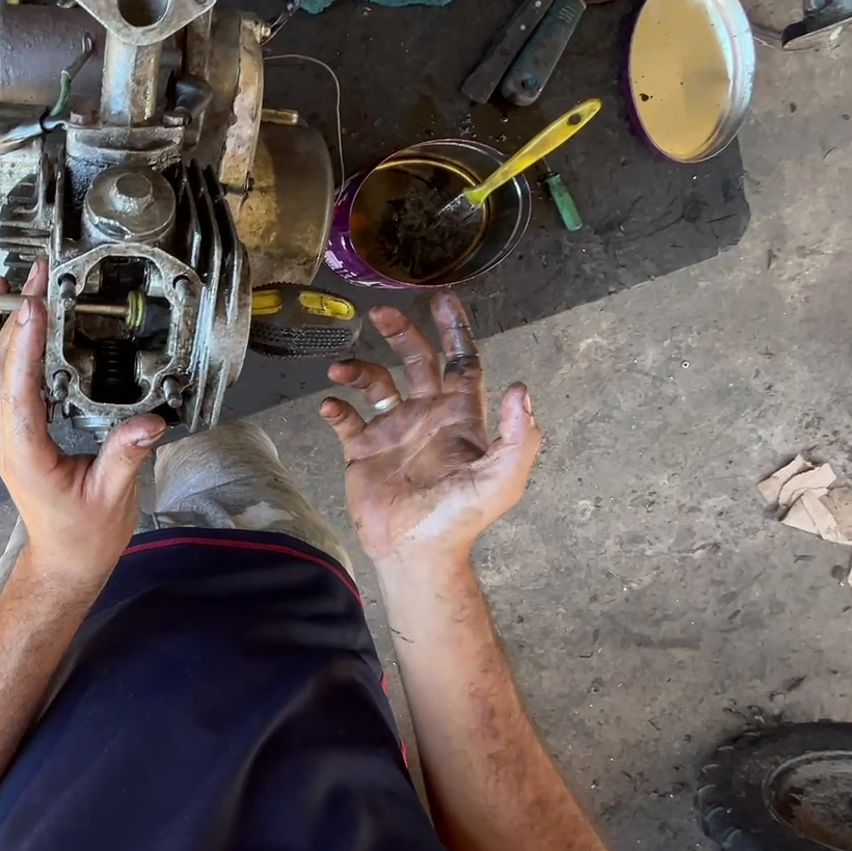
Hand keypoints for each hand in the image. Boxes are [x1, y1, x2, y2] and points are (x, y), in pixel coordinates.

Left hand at [0, 259, 166, 587]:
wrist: (62, 561)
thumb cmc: (84, 537)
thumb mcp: (113, 498)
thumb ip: (126, 456)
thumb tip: (149, 421)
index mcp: (26, 455)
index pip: (17, 392)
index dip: (22, 346)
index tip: (33, 306)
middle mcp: (5, 440)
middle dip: (6, 319)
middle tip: (29, 279)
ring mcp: (1, 437)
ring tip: (3, 289)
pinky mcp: (9, 434)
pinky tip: (11, 329)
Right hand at [317, 292, 539, 567]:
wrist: (413, 550)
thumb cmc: (458, 517)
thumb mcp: (500, 479)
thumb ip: (519, 436)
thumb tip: (521, 387)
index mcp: (459, 416)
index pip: (460, 362)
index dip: (455, 330)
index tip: (441, 300)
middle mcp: (424, 415)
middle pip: (414, 361)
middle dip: (401, 333)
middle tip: (381, 313)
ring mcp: (391, 430)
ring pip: (374, 383)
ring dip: (358, 368)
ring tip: (339, 367)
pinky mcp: (362, 449)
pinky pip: (346, 418)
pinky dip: (336, 407)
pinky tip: (331, 406)